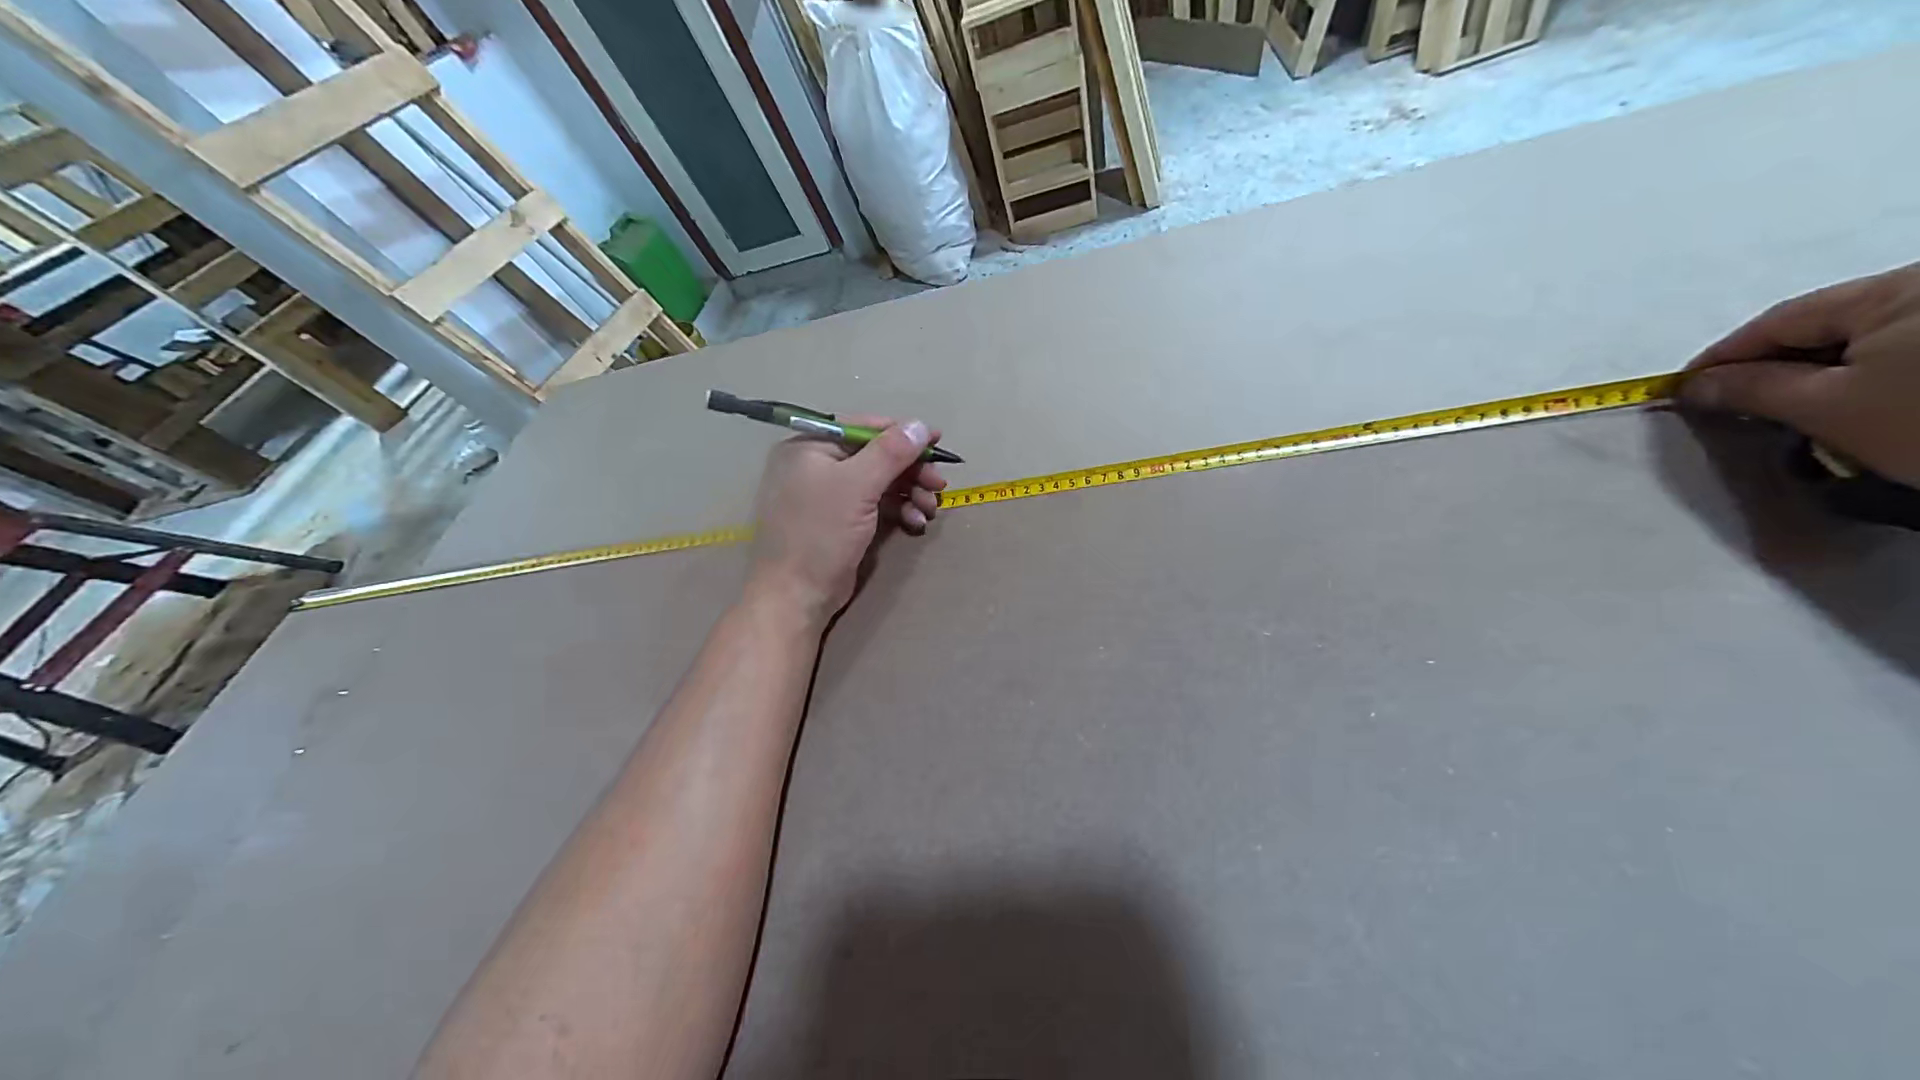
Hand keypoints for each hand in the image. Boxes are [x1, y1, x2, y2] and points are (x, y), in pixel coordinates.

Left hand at [745, 416, 946, 626]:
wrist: (797, 595)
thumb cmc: (820, 533)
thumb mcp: (858, 486)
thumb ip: (891, 452)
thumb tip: (920, 425)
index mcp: (811, 446)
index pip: (864, 428)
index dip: (903, 434)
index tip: (937, 441)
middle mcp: (818, 465)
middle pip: (876, 456)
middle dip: (911, 470)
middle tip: (939, 484)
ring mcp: (830, 495)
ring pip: (881, 482)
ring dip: (910, 492)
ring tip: (930, 509)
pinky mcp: (841, 521)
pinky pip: (876, 505)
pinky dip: (899, 510)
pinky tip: (915, 523)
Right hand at [1682, 261, 1919, 487]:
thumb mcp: (1830, 409)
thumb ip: (1753, 390)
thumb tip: (1695, 385)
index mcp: (1897, 287)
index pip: (1779, 320)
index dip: (1722, 356)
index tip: (1682, 389)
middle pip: (1827, 323)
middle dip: (1774, 364)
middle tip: (1734, 405)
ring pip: (1871, 336)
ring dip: (1824, 371)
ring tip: (1798, 409)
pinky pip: (1910, 348)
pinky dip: (1872, 374)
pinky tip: (1864, 402)